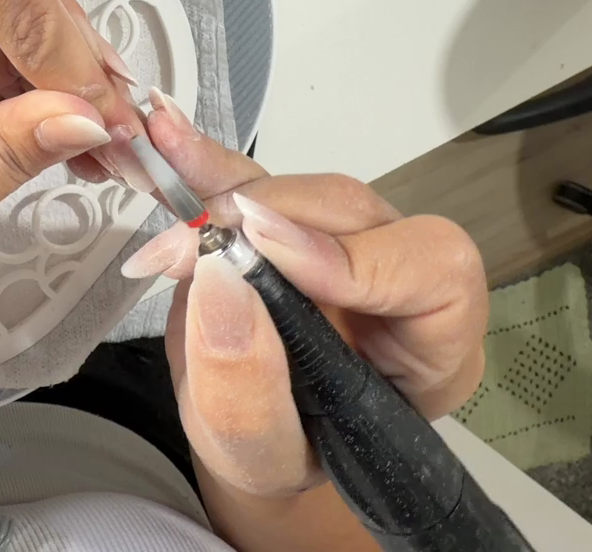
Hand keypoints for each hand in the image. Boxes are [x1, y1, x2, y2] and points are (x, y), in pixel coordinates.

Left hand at [0, 0, 115, 357]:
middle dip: (65, 70)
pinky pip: (10, 121)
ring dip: (68, 105)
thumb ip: (4, 151)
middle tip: (126, 109)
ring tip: (121, 140)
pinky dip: (51, 134)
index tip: (100, 71)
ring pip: (11, 81)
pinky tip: (89, 155)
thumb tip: (87, 111)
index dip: (36, 30)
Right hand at [122, 94, 488, 503]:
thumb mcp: (258, 452)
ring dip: (222, 182)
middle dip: (260, 217)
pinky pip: (243, 173)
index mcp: (427, 344)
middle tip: (185, 246)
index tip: (262, 248)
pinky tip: (165, 138)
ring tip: (162, 174)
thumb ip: (245, 390)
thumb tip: (220, 278)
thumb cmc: (274, 449)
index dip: (350, 253)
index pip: (429, 269)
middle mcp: (391, 274)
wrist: (250, 426)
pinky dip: (198, 158)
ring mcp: (333, 235)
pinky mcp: (276, 214)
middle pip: (351, 210)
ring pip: (295, 184)